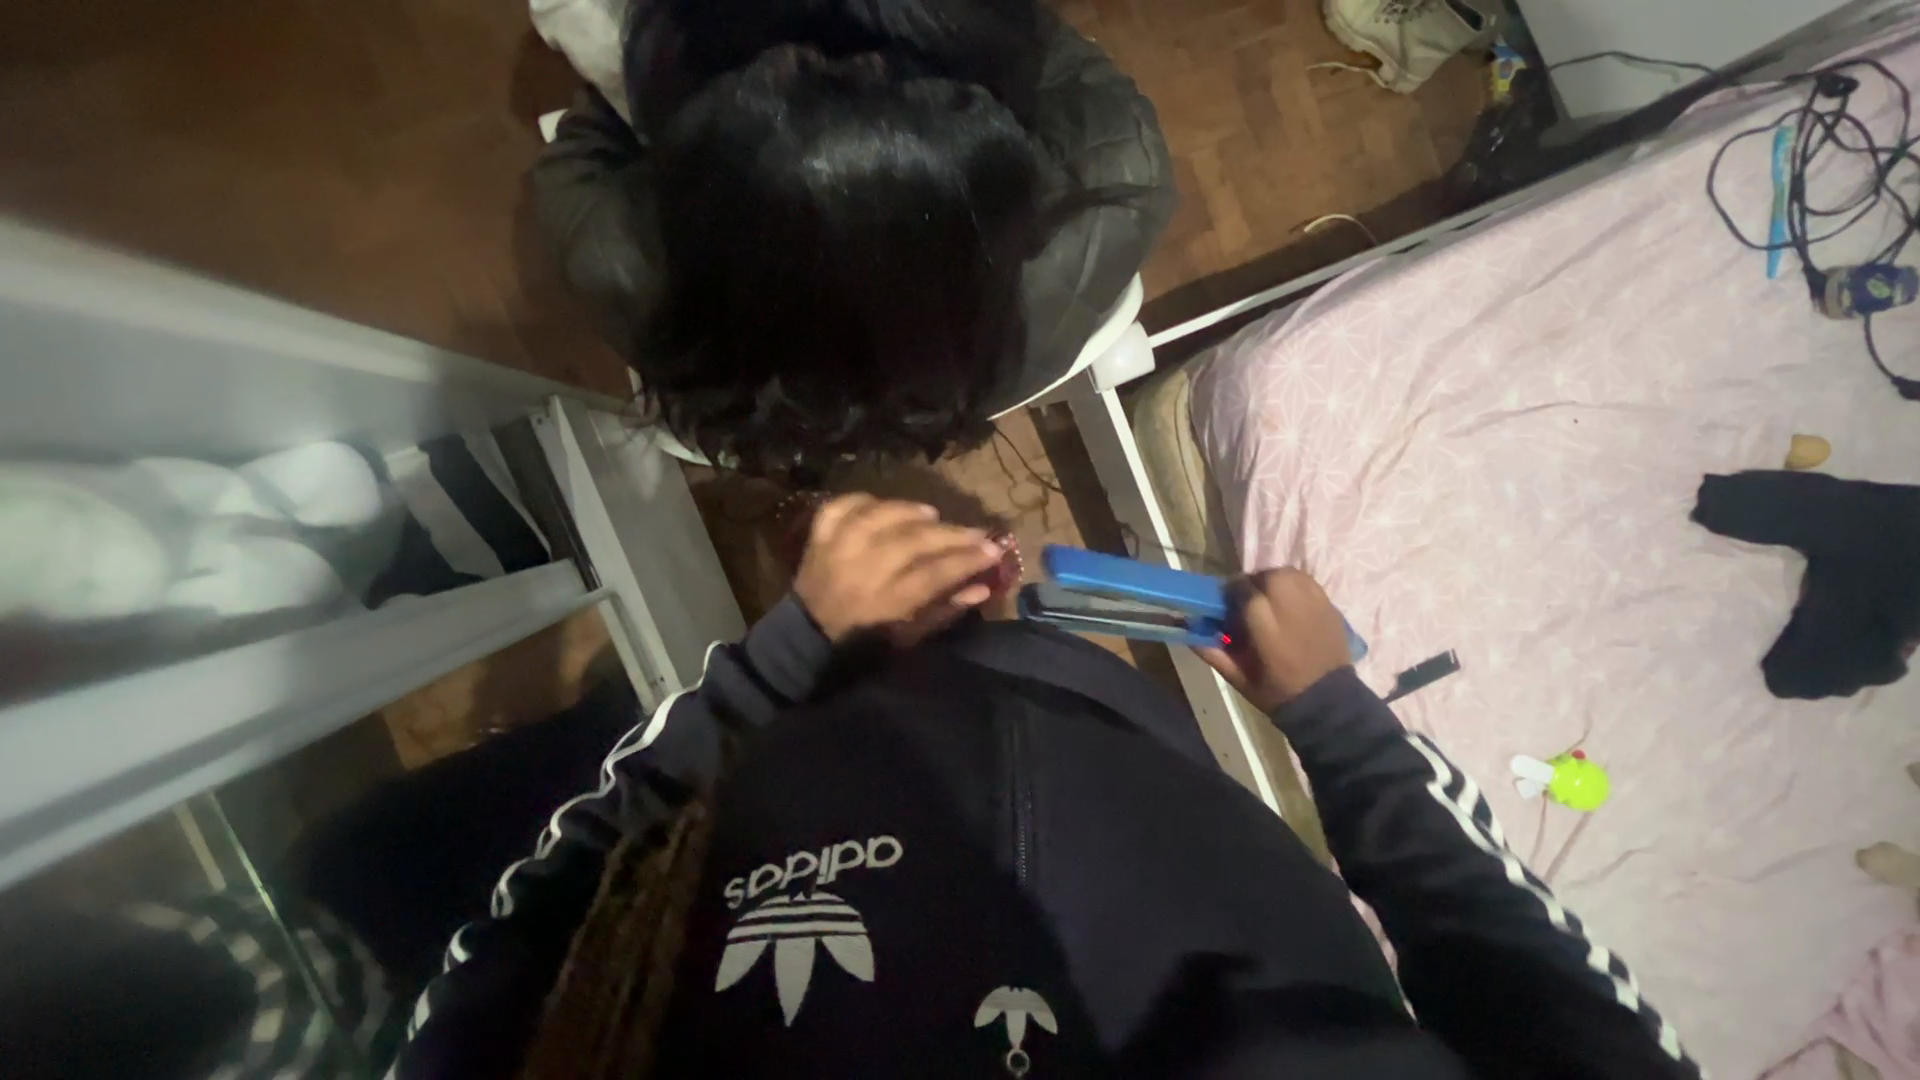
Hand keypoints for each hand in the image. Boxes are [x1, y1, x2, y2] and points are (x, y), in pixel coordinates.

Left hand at [794, 495, 1004, 644]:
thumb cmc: (866, 638)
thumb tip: (983, 586)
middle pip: (910, 544)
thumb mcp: (909, 634)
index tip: (993, 550)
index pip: (931, 575)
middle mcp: (859, 574)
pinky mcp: (817, 538)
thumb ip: (945, 608)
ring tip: (932, 515)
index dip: (965, 561)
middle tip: (976, 532)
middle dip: (950, 535)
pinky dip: (863, 500)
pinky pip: (840, 508)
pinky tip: (883, 505)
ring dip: (908, 512)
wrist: (807, 634)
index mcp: (882, 605)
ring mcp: (835, 552)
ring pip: (876, 520)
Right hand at [1196, 568, 1352, 711]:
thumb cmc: (1278, 692)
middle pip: (1269, 577)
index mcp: (1268, 633)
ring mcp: (1315, 607)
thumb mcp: (1239, 679)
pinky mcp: (1330, 607)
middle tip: (1246, 599)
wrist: (1327, 703)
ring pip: (1288, 574)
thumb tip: (1188, 633)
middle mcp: (1292, 613)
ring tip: (1267, 597)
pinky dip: (1293, 584)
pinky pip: (1307, 582)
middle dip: (1253, 583)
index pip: (1245, 592)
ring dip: (1273, 580)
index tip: (1225, 602)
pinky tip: (1288, 601)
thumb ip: (1213, 654)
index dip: (1231, 592)